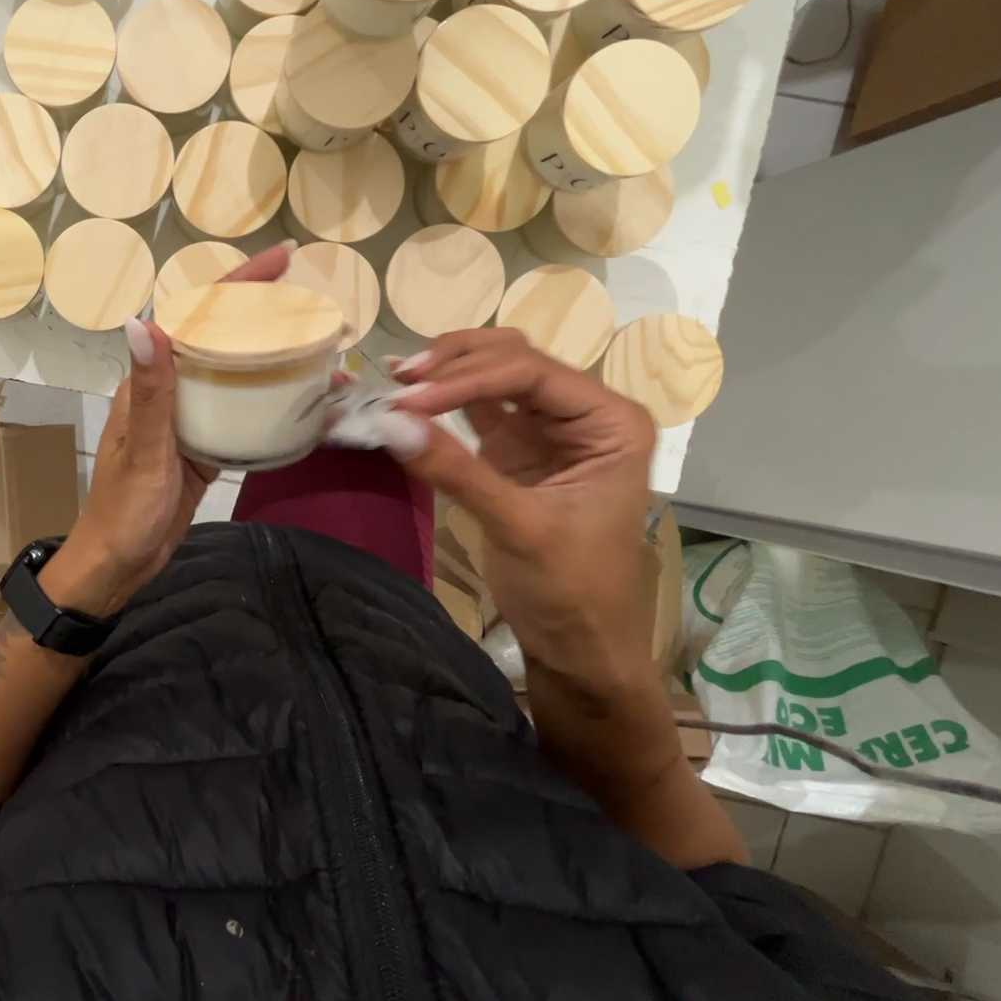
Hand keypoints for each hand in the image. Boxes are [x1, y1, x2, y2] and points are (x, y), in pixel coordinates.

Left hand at [45, 244, 293, 615]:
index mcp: (149, 384)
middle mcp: (170, 394)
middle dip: (266, 321)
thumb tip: (145, 322)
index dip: (235, 287)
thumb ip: (151, 393)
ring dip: (275, 366)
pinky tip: (305, 408)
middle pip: (221, 342)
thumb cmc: (124, 511)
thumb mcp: (143, 452)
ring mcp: (188, 423)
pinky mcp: (204, 451)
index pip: (192, 320)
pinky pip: (241, 419)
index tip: (281, 263)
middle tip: (319, 313)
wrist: (118, 565)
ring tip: (326, 359)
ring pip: (235, 379)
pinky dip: (271, 409)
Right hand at [370, 329, 657, 683]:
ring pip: (494, 373)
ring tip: (398, 379)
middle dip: (455, 364)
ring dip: (447, 371)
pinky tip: (407, 392)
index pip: (531, 373)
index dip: (466, 378)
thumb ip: (457, 471)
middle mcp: (582, 413)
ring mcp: (546, 429)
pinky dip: (443, 399)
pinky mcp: (514, 449)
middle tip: (398, 381)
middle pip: (514, 359)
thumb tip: (390, 424)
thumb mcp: (517, 528)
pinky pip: (476, 407)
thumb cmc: (570, 589)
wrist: (577, 641)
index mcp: (611, 423)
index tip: (408, 399)